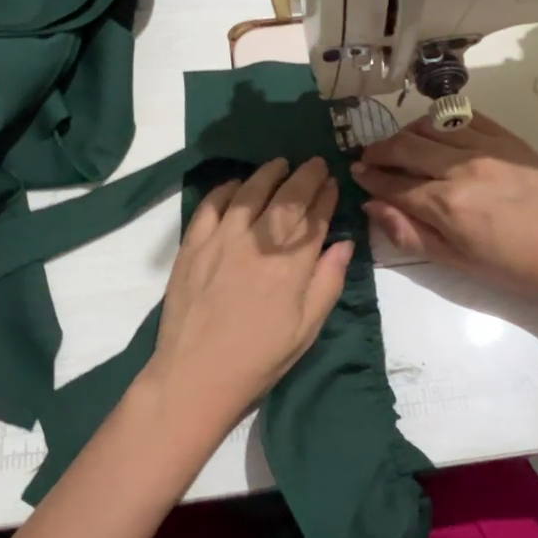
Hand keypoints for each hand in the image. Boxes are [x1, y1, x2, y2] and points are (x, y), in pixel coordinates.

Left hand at [142, 158, 354, 428]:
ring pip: (250, 191)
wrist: (197, 374)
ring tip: (280, 164)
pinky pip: (211, 204)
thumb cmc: (259, 358)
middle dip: (305, 177)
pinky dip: (227, 189)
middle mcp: (259, 242)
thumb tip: (344, 244)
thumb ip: (328, 282)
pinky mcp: (193, 244)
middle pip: (287, 197)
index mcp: (292, 265)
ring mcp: (222, 239)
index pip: (315, 218)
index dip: (326, 197)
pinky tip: (237, 184)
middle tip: (315, 164)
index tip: (333, 183)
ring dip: (268, 174)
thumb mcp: (307, 329)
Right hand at [351, 114, 537, 293]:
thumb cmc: (511, 267)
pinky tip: (434, 130)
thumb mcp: (454, 261)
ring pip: (431, 126)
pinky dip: (442, 120)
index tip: (355, 173)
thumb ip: (409, 232)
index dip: (369, 177)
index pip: (394, 183)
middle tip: (367, 156)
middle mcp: (461, 169)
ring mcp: (486, 148)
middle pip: (405, 148)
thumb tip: (372, 206)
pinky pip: (465, 116)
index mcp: (446, 205)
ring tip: (397, 143)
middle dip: (379, 151)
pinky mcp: (507, 139)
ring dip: (406, 133)